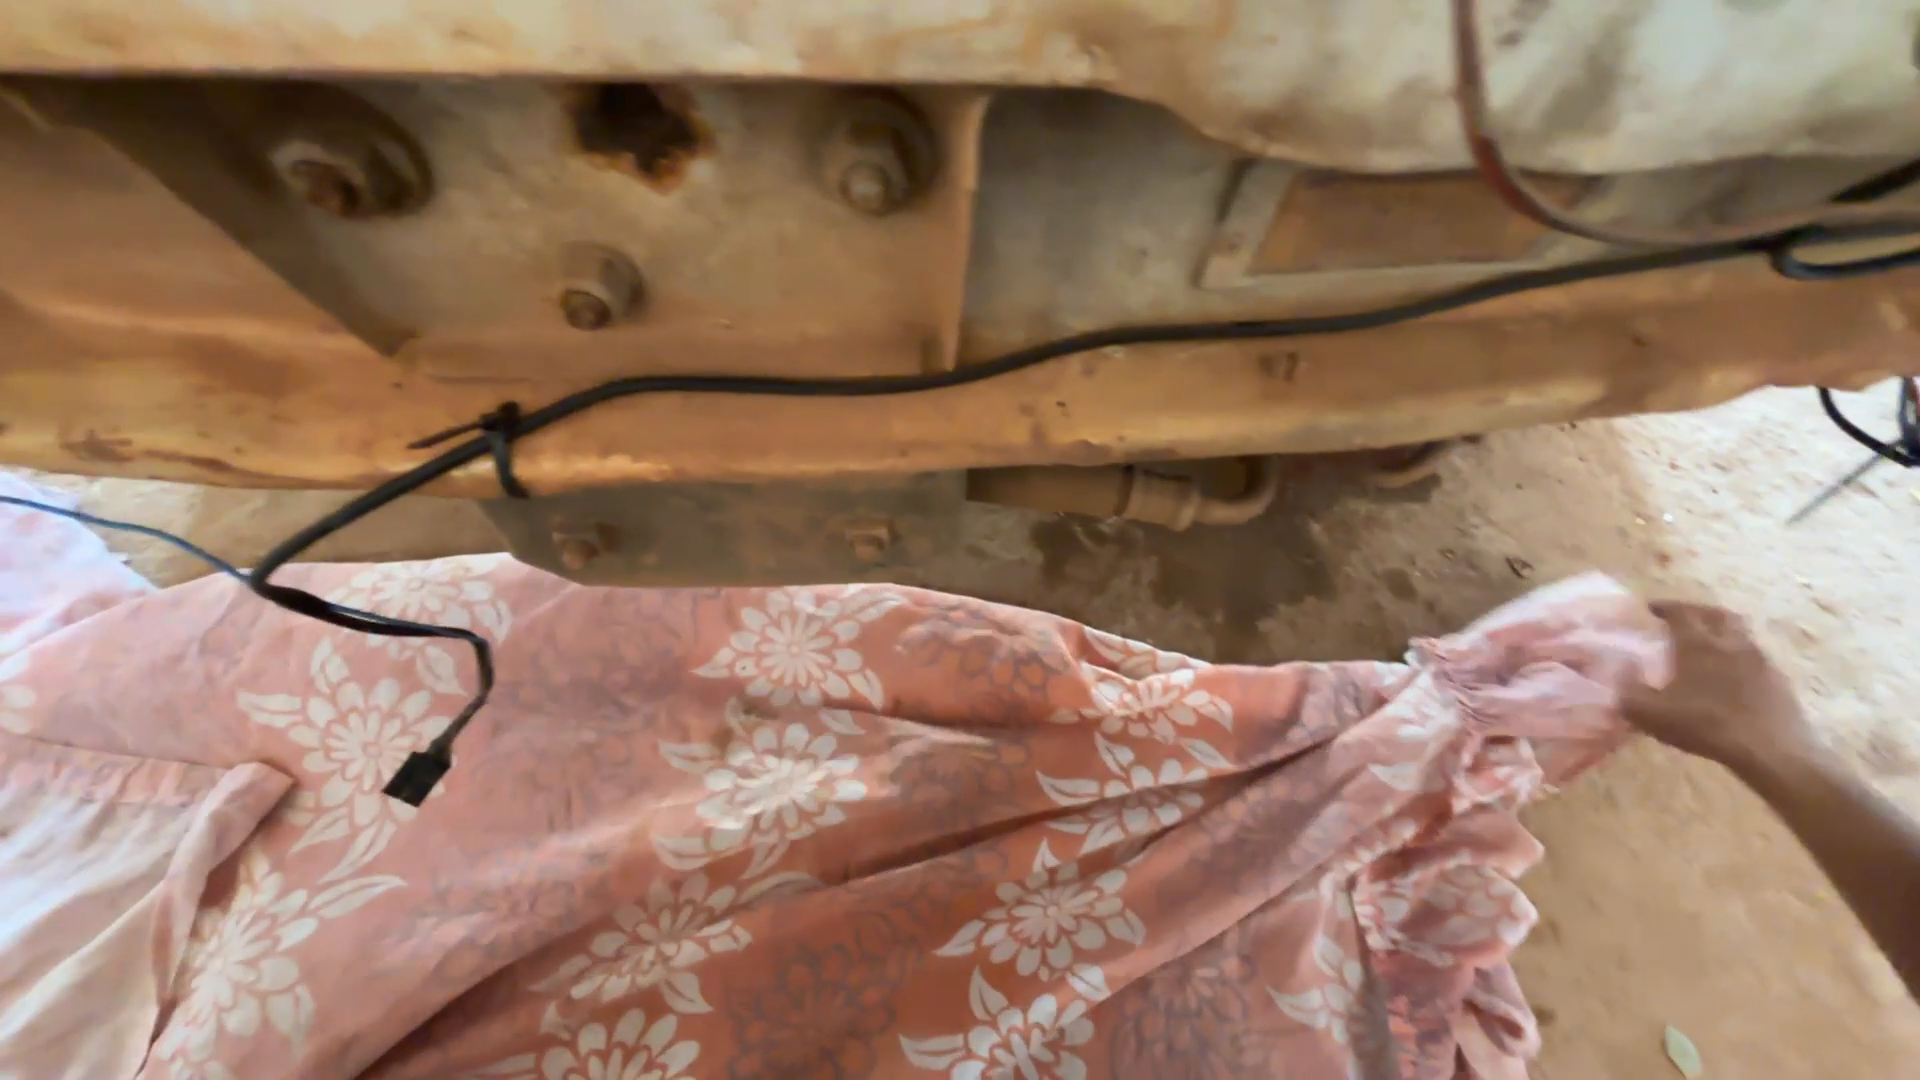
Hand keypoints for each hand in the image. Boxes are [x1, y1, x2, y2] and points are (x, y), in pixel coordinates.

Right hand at [1623, 601, 1815, 769]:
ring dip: (1720, 631)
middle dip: (1697, 611)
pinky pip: (1754, 656)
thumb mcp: (1646, 711)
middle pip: (1718, 614)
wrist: (1773, 753)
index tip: (1649, 608)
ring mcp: (1761, 662)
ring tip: (1702, 644)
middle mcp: (1732, 645)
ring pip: (1740, 633)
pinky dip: (1736, 654)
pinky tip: (1726, 672)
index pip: (1682, 612)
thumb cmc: (1703, 726)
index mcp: (1698, 645)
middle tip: (1679, 617)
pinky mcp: (1780, 682)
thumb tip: (1622, 667)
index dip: (1664, 606)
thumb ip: (1627, 686)